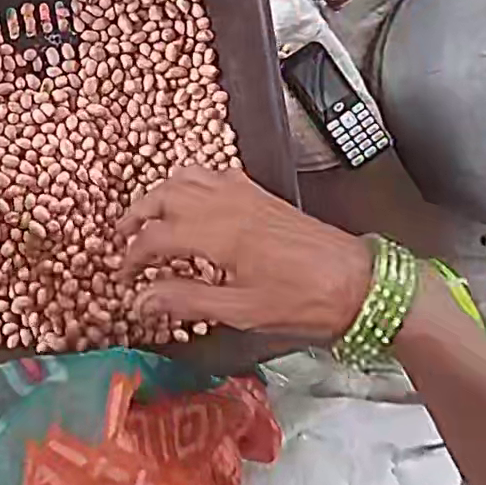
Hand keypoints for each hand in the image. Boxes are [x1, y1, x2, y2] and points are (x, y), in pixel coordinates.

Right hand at [116, 166, 373, 342]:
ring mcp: (241, 192)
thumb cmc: (302, 301)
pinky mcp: (257, 191)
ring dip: (159, 195)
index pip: (154, 238)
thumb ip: (186, 301)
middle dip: (136, 216)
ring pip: (184, 178)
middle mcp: (222, 204)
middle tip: (124, 239)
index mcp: (215, 234)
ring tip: (150, 216)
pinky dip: (190, 183)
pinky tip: (192, 201)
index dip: (133, 258)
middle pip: (161, 196)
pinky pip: (211, 173)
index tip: (126, 278)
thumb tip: (141, 301)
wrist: (361, 282)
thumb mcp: (241, 311)